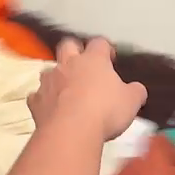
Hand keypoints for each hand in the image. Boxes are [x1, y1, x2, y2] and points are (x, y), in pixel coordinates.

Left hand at [30, 38, 147, 140]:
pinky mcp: (36, 101)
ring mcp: (49, 81)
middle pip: (68, 45)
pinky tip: (51, 108)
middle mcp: (68, 64)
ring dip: (57, 76)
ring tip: (67, 90)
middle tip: (84, 65)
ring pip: (49, 70)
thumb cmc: (106, 110)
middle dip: (75, 51)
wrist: (72, 130)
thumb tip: (137, 89)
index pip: (99, 43)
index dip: (105, 48)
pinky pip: (37, 96)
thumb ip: (135, 92)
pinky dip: (44, 100)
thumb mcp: (131, 101)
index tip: (110, 58)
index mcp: (93, 60)